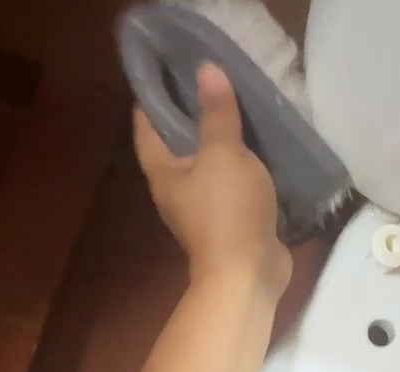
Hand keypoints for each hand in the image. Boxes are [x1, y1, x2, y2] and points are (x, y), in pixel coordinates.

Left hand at [133, 64, 290, 295]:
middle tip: (203, 83)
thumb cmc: (226, 210)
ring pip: (204, 168)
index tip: (161, 74)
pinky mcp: (228, 224)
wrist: (246, 274)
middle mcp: (175, 194)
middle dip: (185, 118)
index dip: (150, 102)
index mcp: (163, 175)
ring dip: (214, 143)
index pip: (146, 131)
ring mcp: (201, 212)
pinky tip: (253, 149)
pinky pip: (228, 186)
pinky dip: (237, 166)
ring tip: (231, 109)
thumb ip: (216, 113)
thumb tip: (205, 69)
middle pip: (174, 149)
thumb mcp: (222, 152)